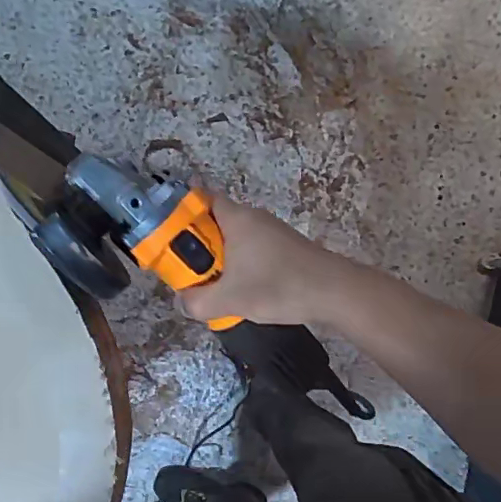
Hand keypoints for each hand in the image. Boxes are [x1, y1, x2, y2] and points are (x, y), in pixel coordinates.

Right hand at [179, 194, 358, 327]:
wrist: (333, 292)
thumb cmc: (278, 286)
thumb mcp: (230, 300)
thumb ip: (198, 302)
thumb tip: (183, 302)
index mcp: (236, 218)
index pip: (200, 198)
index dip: (180, 212)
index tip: (167, 236)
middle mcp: (253, 218)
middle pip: (213, 222)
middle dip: (196, 245)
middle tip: (186, 270)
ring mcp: (271, 232)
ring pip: (232, 239)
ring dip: (218, 259)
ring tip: (212, 285)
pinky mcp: (283, 248)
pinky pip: (250, 250)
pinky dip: (238, 265)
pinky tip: (240, 290)